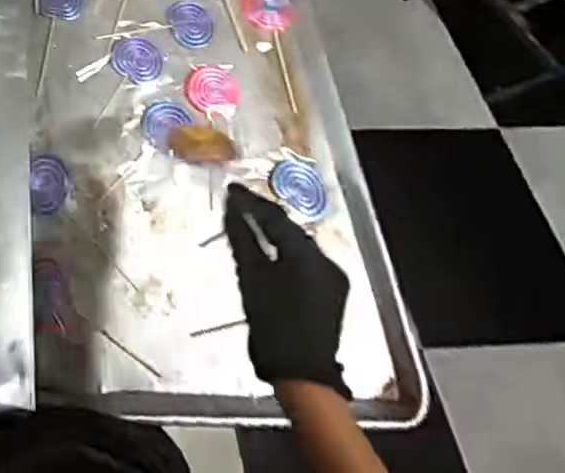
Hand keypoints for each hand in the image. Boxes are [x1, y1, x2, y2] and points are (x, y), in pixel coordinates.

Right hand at [224, 183, 350, 397]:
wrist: (302, 374)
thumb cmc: (272, 324)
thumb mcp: (251, 277)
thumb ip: (242, 239)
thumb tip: (231, 208)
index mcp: (307, 254)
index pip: (275, 217)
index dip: (251, 202)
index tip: (231, 190)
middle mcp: (326, 260)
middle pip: (289, 228)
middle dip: (263, 215)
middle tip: (238, 204)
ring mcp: (332, 277)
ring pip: (298, 244)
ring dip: (275, 234)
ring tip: (251, 223)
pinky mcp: (332, 292)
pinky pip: (306, 261)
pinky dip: (286, 252)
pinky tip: (271, 251)